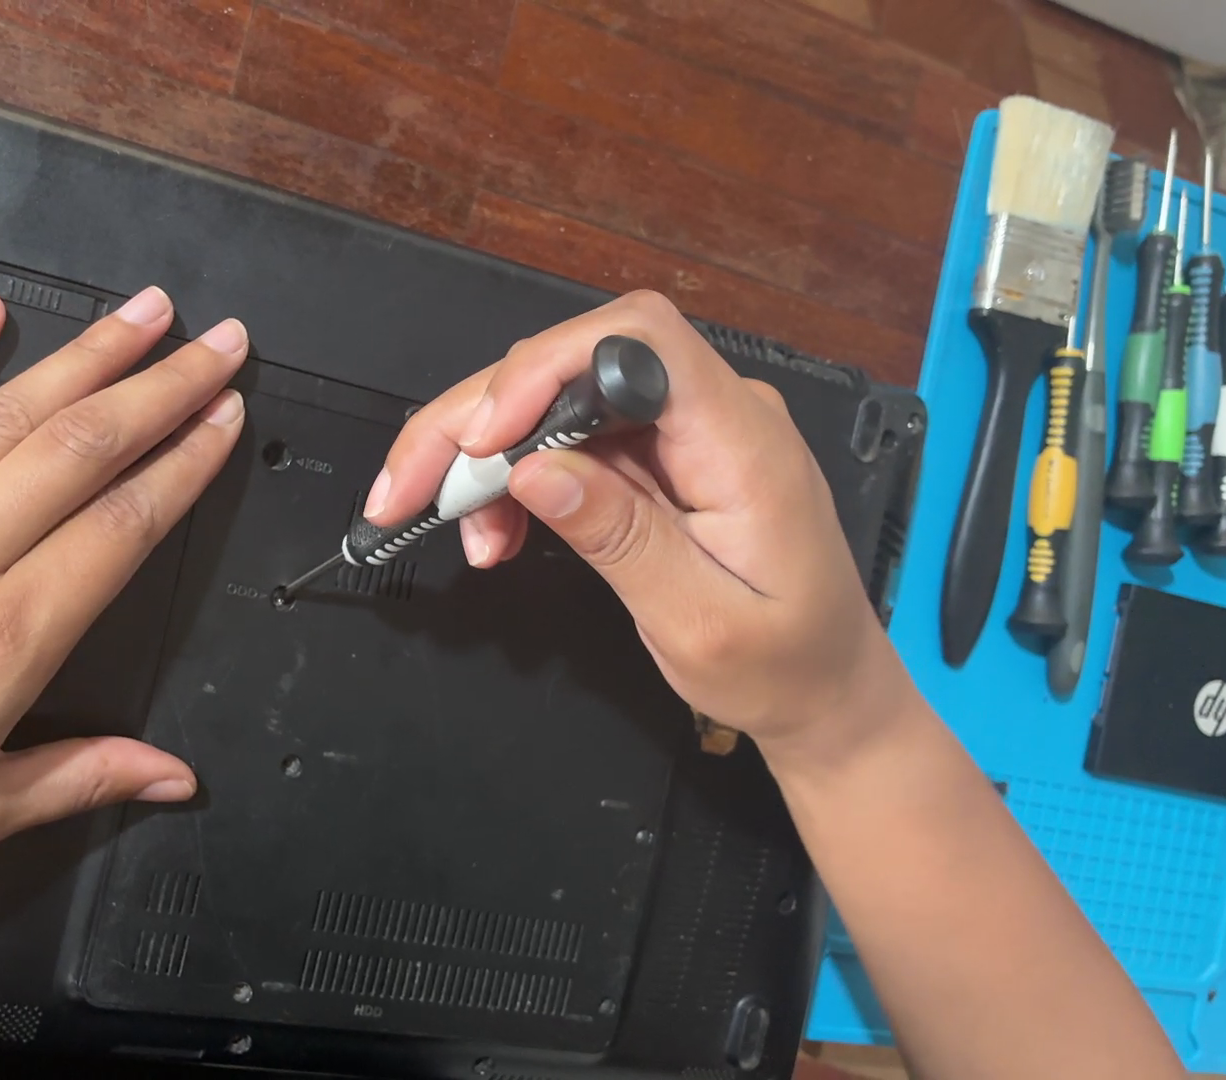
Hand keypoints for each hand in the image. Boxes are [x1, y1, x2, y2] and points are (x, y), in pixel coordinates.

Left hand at [0, 286, 245, 926]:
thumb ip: (90, 776)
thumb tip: (178, 779)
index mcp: (3, 639)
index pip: (124, 524)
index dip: (187, 463)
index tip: (226, 415)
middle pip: (82, 448)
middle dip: (165, 388)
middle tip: (220, 342)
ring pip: (4, 416)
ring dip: (86, 357)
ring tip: (146, 312)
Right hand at [371, 291, 912, 761]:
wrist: (822, 687)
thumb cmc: (780, 666)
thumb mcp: (699, 622)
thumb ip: (620, 539)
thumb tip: (531, 472)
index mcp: (739, 440)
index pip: (638, 340)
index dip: (544, 369)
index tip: (481, 442)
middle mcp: (705, 413)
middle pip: (570, 367)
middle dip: (473, 421)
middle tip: (403, 489)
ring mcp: (674, 433)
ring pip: (551, 405)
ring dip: (482, 458)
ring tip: (452, 526)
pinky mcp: (649, 459)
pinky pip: (562, 446)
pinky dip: (510, 483)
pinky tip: (493, 531)